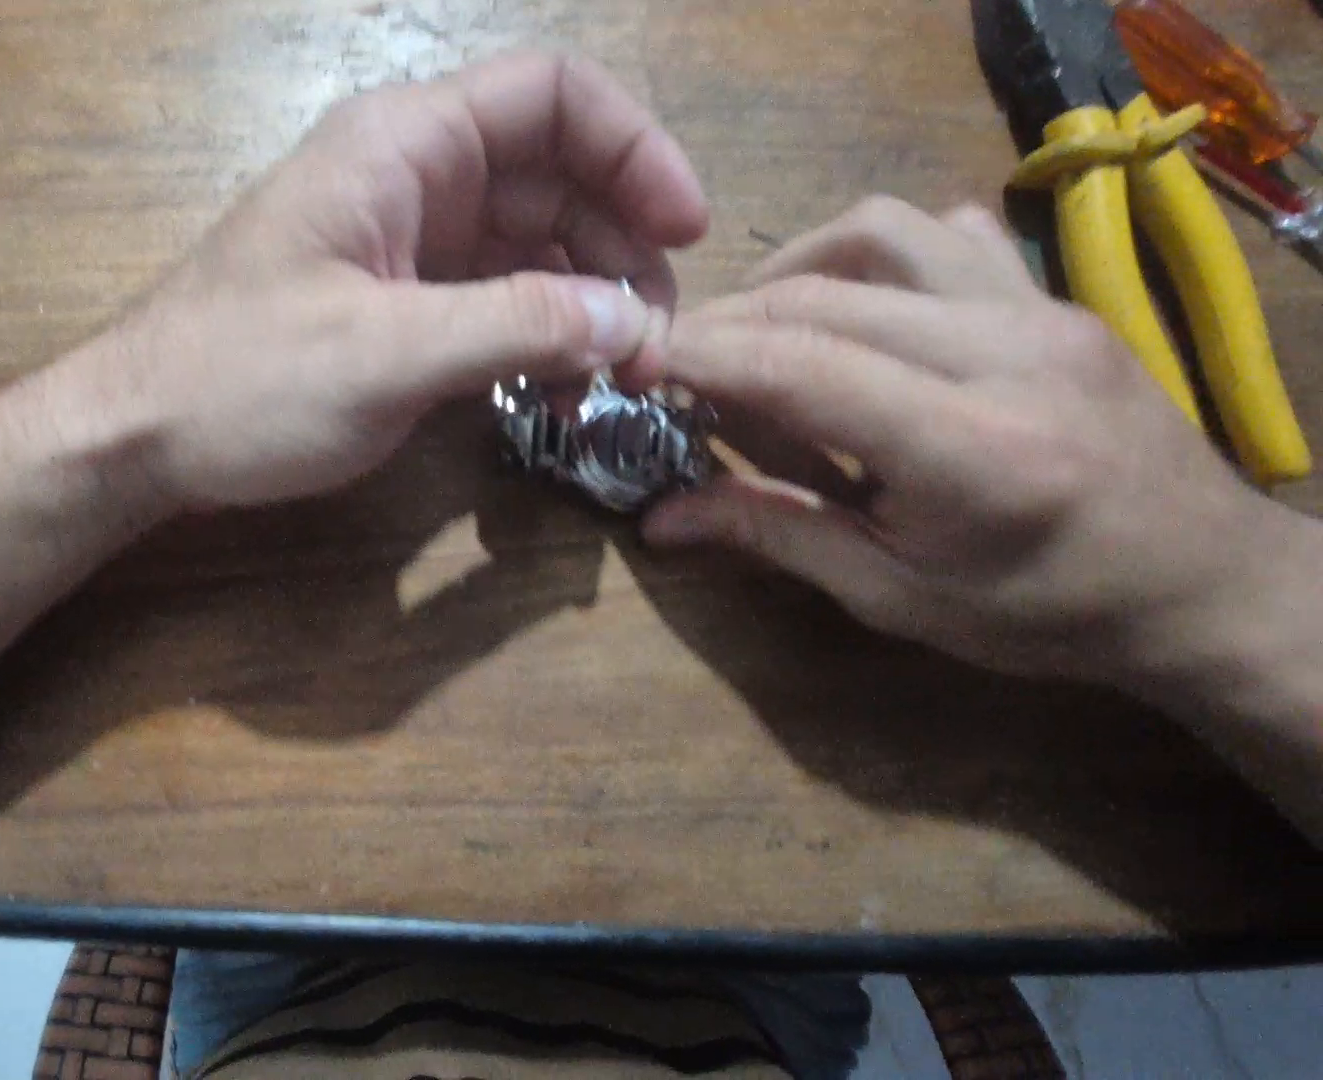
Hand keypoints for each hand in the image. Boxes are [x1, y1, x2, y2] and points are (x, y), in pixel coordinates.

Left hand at [62, 51, 707, 507]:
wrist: (144, 437)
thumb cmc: (243, 381)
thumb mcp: (386, 353)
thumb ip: (514, 327)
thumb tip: (630, 320)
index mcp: (403, 148)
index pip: (552, 98)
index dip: (637, 151)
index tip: (689, 231)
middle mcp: (411, 184)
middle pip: (554, 180)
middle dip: (618, 249)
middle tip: (655, 339)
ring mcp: (404, 252)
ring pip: (529, 250)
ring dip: (584, 304)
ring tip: (618, 375)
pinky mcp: (396, 312)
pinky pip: (491, 305)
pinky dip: (536, 339)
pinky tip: (561, 389)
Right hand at [631, 196, 1313, 691]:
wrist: (1206, 584)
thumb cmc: (1041, 612)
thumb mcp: (891, 594)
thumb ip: (773, 536)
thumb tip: (658, 520)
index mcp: (971, 449)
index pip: (801, 366)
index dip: (700, 356)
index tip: (631, 364)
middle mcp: (1008, 352)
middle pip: (820, 297)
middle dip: (720, 325)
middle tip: (668, 369)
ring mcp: (1039, 308)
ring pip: (878, 234)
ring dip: (786, 272)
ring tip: (748, 330)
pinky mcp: (1050, 295)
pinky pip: (941, 236)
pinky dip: (864, 257)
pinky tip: (845, 309)